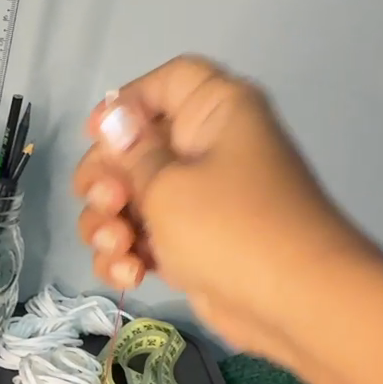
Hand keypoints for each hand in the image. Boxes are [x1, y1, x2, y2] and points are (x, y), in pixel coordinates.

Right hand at [73, 55, 380, 361]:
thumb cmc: (229, 229)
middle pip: (132, 149)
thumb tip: (113, 117)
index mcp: (213, 113)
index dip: (125, 104)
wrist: (288, 301)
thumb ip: (131, 153)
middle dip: (105, 180)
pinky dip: (127, 256)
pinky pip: (140, 240)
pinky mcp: (184, 246)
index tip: (94, 137)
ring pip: (127, 202)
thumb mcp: (167, 186)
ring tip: (121, 249)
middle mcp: (203, 150)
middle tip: (108, 205)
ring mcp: (193, 202)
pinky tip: (131, 275)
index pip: (165, 82)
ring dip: (109, 227)